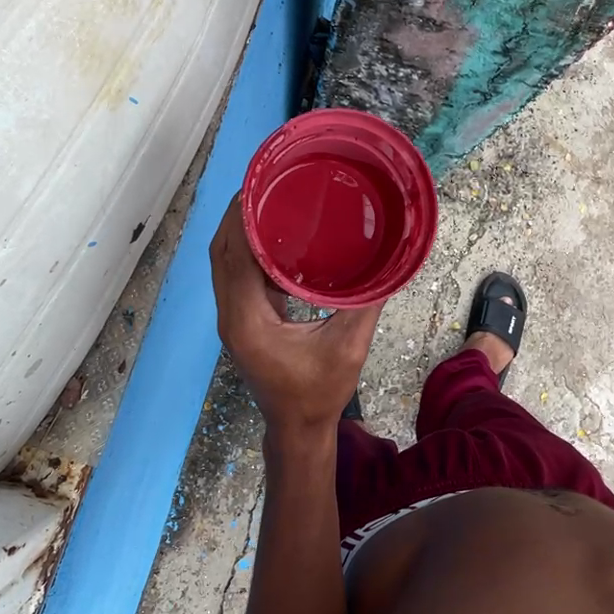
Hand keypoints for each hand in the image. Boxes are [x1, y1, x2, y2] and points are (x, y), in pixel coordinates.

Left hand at [210, 196, 382, 435]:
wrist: (298, 430)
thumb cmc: (319, 393)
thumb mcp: (348, 348)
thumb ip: (366, 303)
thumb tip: (391, 261)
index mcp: (247, 319)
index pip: (233, 256)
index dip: (241, 218)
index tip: (259, 185)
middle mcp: (231, 314)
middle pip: (221, 252)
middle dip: (237, 215)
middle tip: (265, 182)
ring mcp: (233, 317)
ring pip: (225, 262)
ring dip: (239, 230)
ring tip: (267, 199)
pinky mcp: (243, 319)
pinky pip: (237, 274)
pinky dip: (247, 249)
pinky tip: (273, 235)